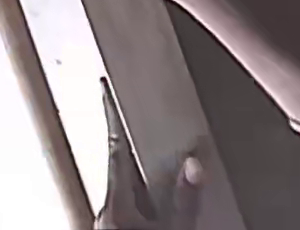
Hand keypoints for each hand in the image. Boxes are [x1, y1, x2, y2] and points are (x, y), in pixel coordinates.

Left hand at [96, 78, 203, 229]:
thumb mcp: (171, 229)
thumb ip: (184, 199)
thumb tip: (195, 163)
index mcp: (115, 200)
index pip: (115, 145)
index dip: (112, 114)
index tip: (104, 85)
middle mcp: (106, 209)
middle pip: (119, 164)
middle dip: (131, 140)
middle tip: (137, 114)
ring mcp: (108, 224)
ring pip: (123, 187)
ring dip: (138, 171)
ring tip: (154, 153)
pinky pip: (127, 206)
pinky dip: (141, 194)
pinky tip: (156, 197)